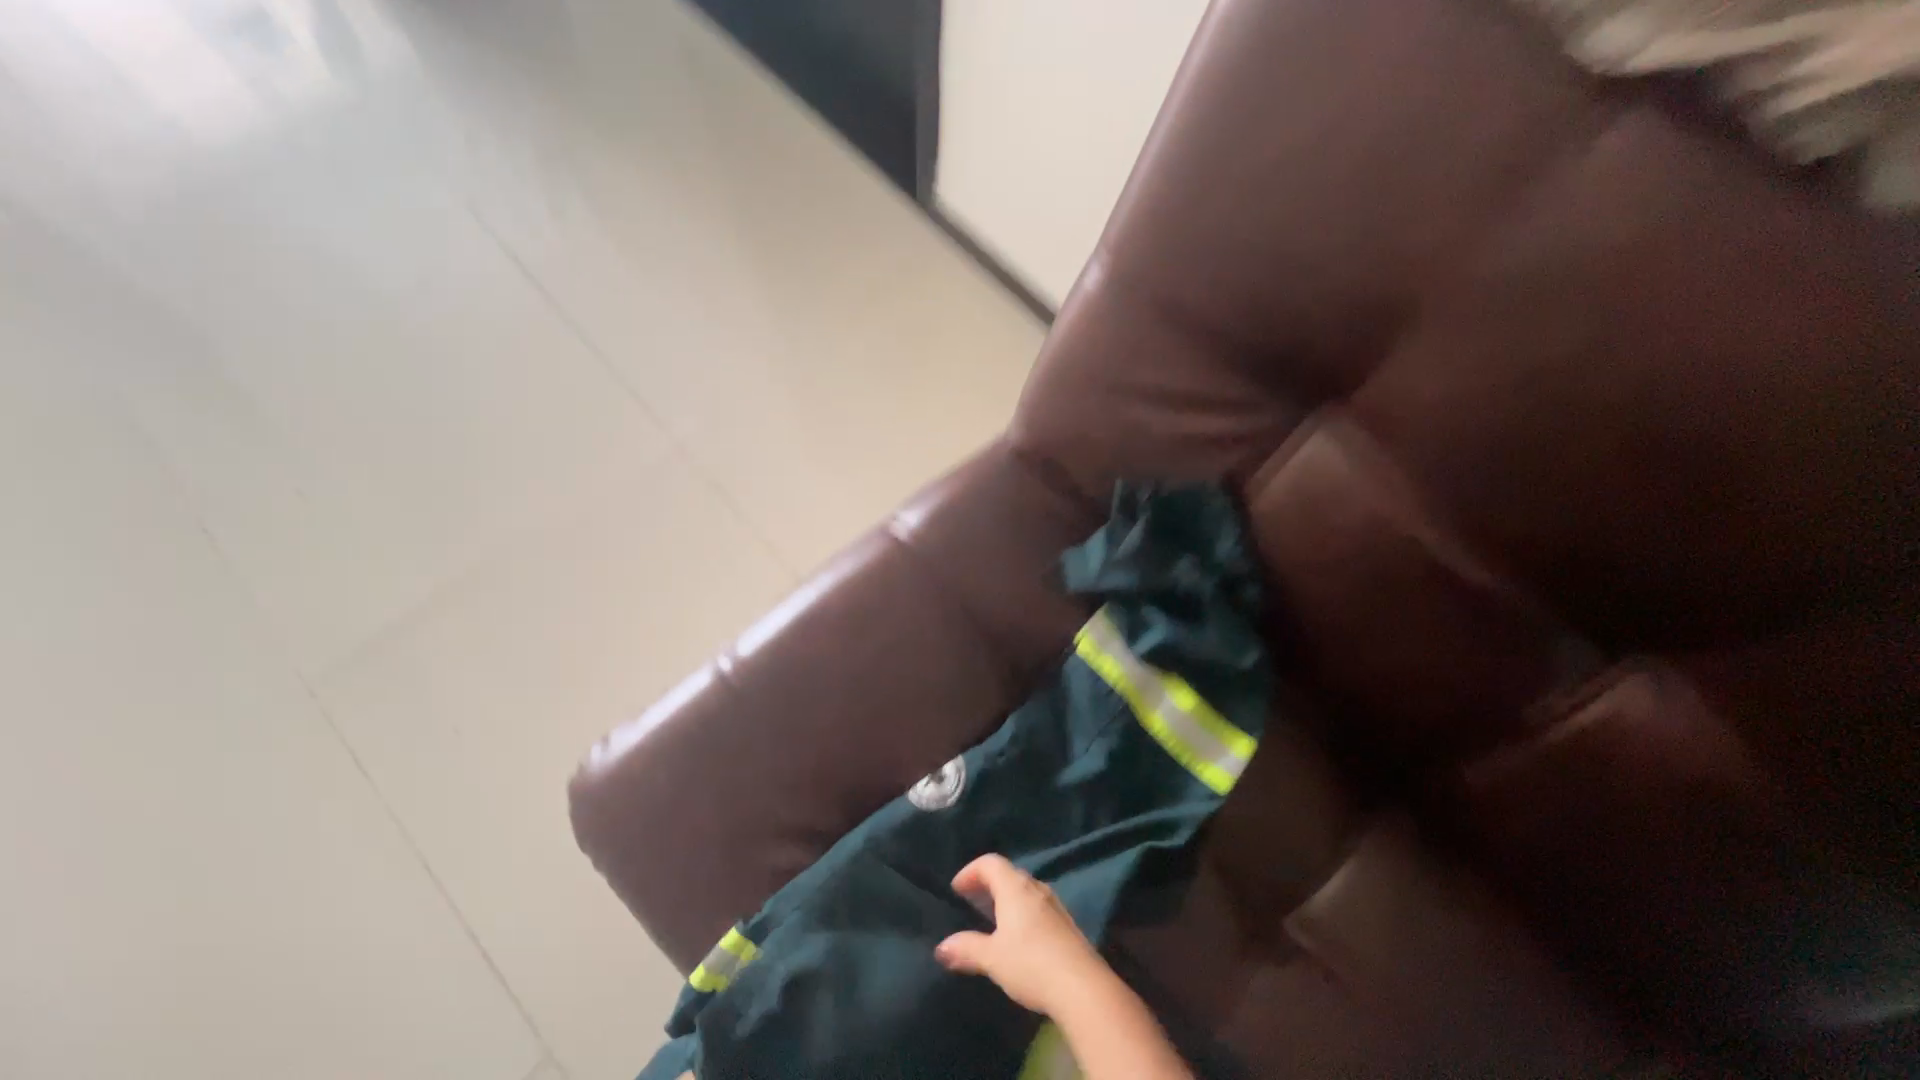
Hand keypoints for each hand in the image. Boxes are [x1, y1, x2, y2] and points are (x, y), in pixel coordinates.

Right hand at [934, 854, 1112, 1015]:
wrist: (1083, 988)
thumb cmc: (1030, 964)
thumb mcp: (992, 958)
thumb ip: (966, 949)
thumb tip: (941, 948)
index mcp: (1016, 889)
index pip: (990, 863)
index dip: (970, 871)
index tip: (957, 889)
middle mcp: (1037, 890)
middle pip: (1009, 874)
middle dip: (987, 884)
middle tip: (971, 902)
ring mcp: (1056, 907)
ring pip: (1026, 892)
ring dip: (1007, 899)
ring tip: (992, 920)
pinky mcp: (1067, 926)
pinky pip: (1038, 908)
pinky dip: (1022, 913)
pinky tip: (1018, 938)